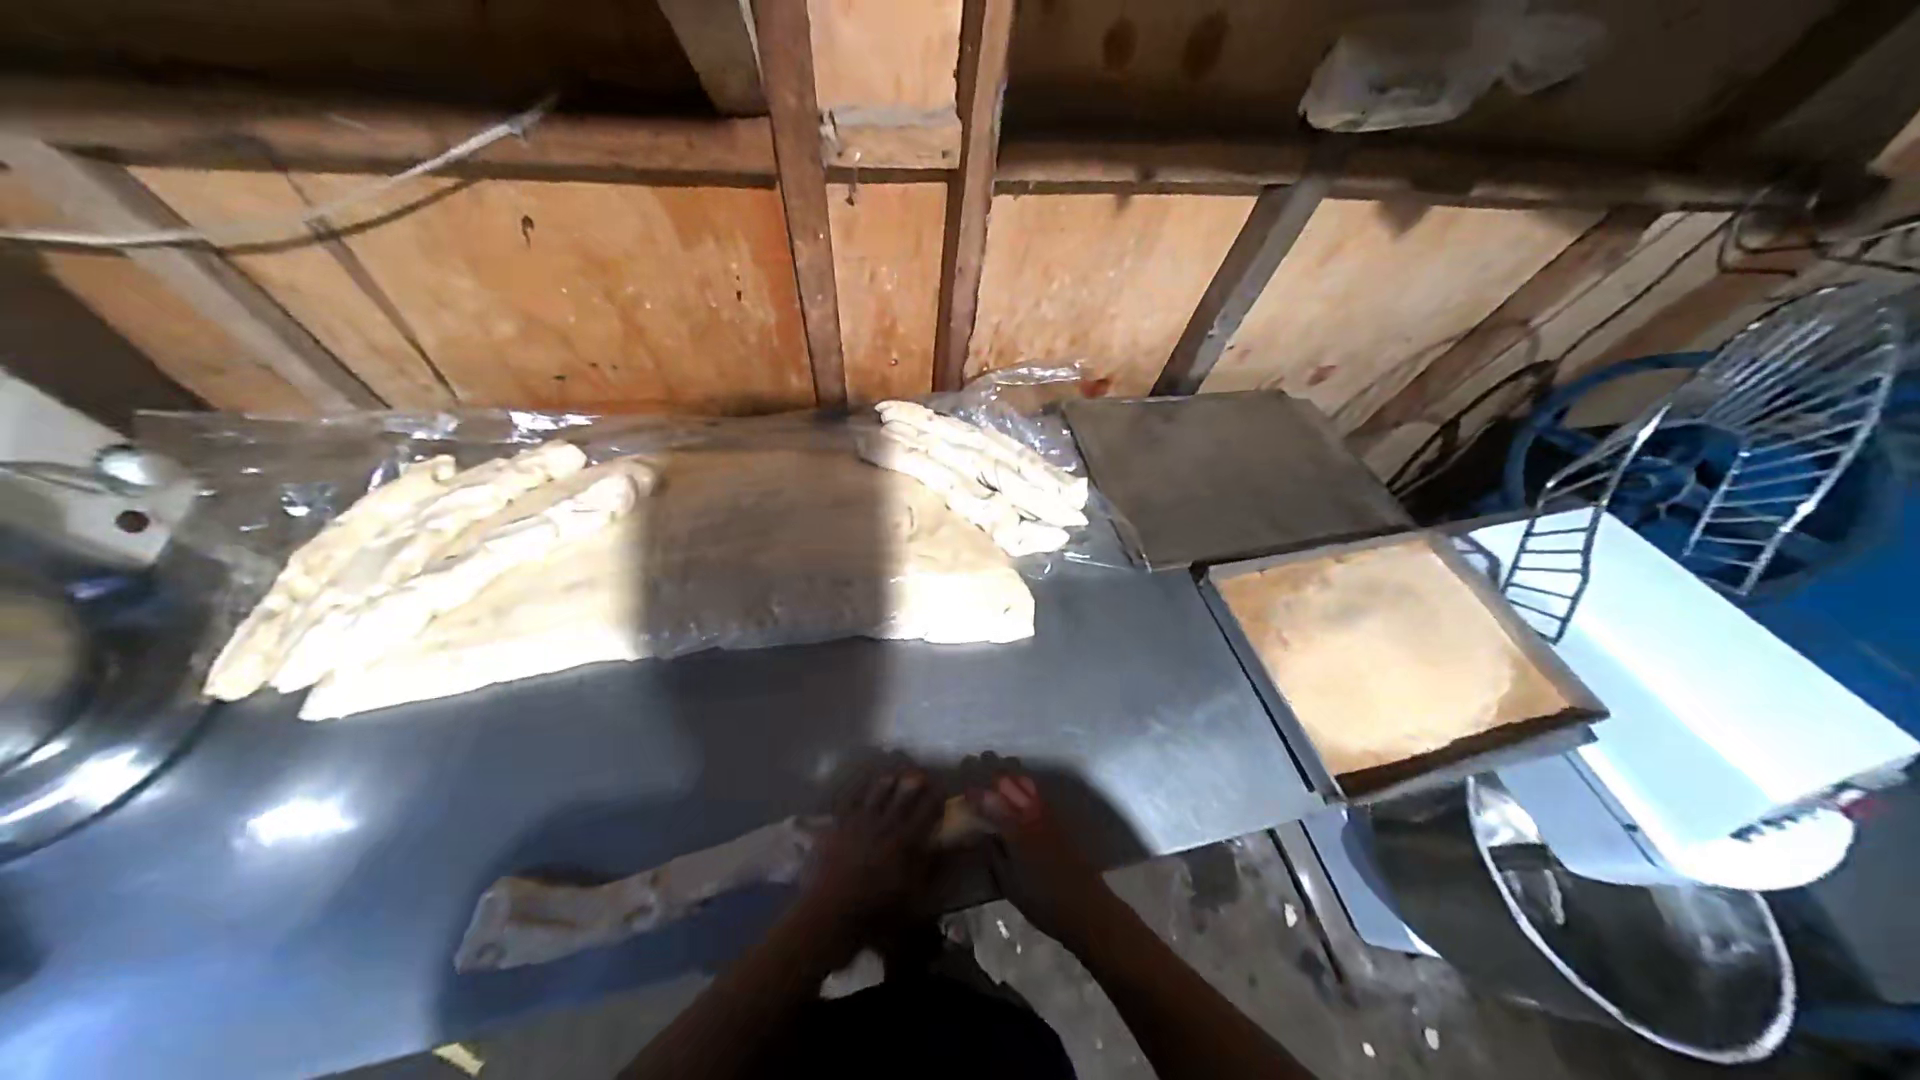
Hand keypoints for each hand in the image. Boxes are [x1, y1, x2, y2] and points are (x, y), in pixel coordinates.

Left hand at [796, 765, 943, 947]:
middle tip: (922, 775)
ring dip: (889, 780)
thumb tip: (956, 848)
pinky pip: (850, 798)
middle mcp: (885, 822)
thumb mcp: (918, 899)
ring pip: (877, 789)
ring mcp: (859, 820)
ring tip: (894, 776)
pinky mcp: (837, 824)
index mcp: (907, 840)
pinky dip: (860, 790)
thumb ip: (937, 870)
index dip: (937, 794)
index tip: (943, 788)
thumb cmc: (878, 913)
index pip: (928, 808)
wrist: (830, 916)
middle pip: (903, 791)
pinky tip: (863, 788)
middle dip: (915, 779)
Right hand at [972, 771, 1118, 949]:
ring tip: (998, 771)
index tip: (964, 789)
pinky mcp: (1058, 820)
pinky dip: (1026, 785)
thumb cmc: (1041, 899)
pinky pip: (1038, 794)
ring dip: (1010, 774)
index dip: (976, 794)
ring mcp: (1047, 815)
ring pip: (1026, 784)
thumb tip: (982, 835)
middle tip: (978, 767)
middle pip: (1010, 784)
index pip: (990, 803)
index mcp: (1015, 829)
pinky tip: (1020, 787)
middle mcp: (1030, 815)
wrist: (1083, 905)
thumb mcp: (1008, 881)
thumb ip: (993, 854)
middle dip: (992, 774)